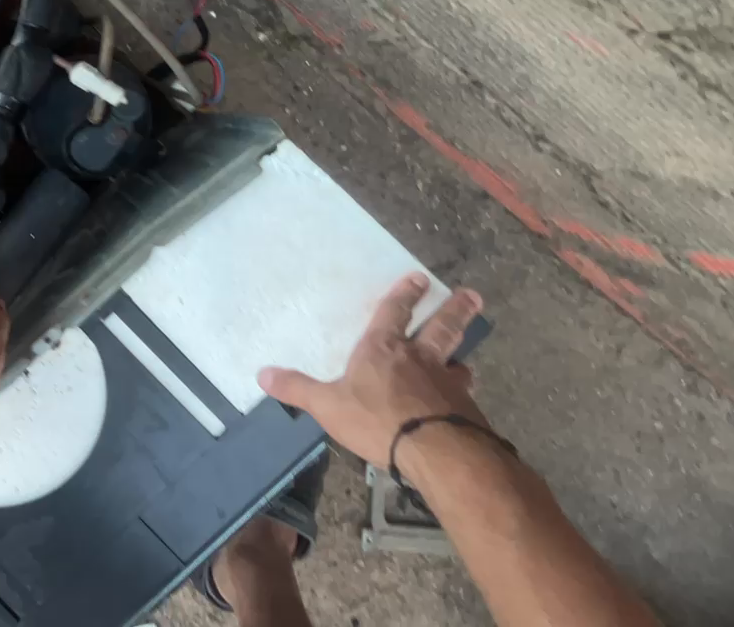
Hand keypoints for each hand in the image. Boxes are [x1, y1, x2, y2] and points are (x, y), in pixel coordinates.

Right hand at [258, 273, 485, 467]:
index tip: (419, 278)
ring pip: (458, 364)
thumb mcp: (327, 405)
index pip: (395, 313)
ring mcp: (448, 385)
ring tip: (465, 360)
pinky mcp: (467, 413)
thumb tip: (262, 374)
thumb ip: (297, 389)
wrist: (439, 455)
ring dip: (461, 359)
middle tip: (471, 295)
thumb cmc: (378, 419)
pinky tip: (462, 407)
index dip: (405, 295)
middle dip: (455, 310)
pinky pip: (464, 398)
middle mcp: (420, 360)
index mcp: (384, 349)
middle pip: (442, 328)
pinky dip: (462, 397)